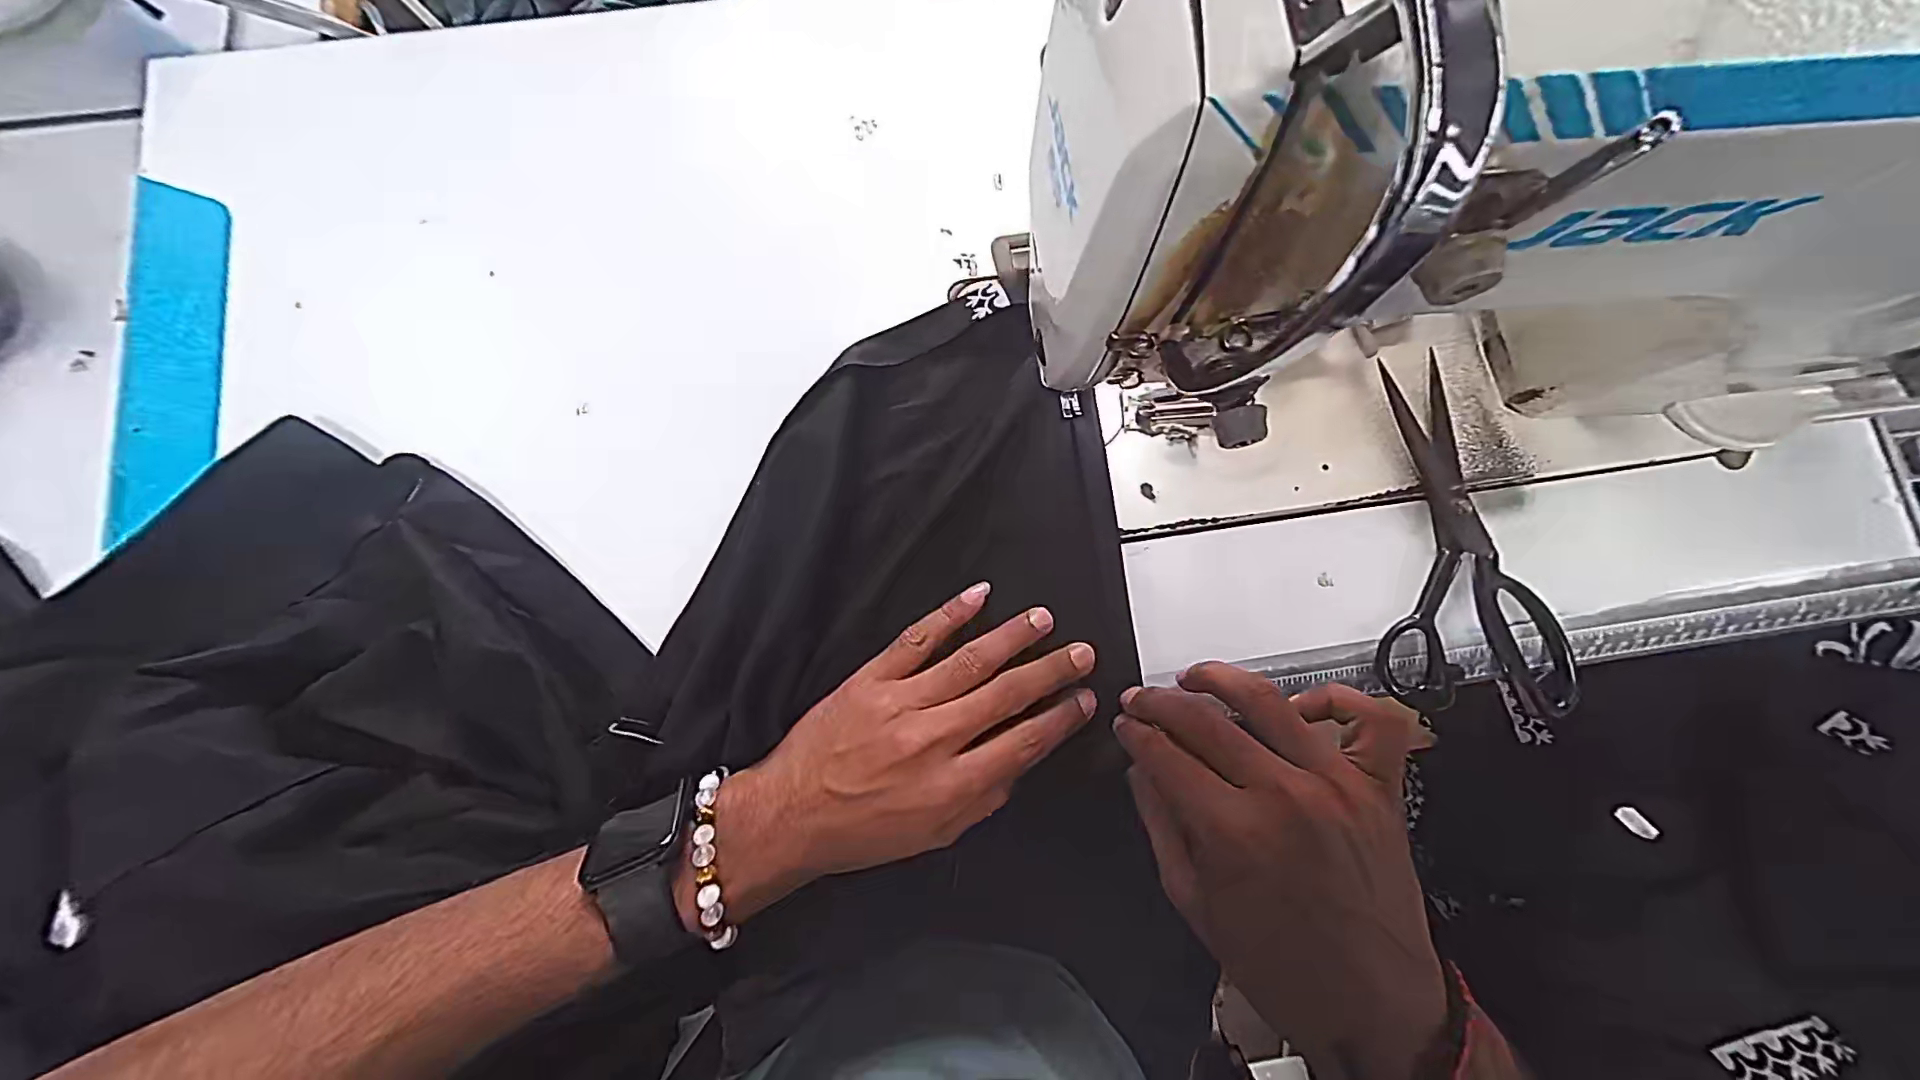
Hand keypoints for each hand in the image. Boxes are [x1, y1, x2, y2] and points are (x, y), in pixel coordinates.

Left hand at [675, 582, 1096, 928]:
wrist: (790, 814)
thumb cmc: (858, 830)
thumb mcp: (933, 835)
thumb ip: (983, 800)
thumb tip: (1017, 764)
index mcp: (952, 783)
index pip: (1025, 740)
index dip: (1061, 717)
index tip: (1082, 699)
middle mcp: (933, 738)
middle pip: (1007, 693)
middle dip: (1052, 670)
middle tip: (1079, 653)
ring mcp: (901, 702)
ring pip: (971, 659)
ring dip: (1013, 637)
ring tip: (1043, 620)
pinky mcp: (872, 679)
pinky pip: (918, 639)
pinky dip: (950, 615)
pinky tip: (977, 598)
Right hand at [1114, 663, 1440, 1079]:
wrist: (1373, 1011)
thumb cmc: (1283, 969)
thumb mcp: (1194, 902)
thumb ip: (1160, 825)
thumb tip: (1141, 771)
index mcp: (1232, 833)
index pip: (1163, 752)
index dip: (1133, 732)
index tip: (1125, 725)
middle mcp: (1284, 799)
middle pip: (1202, 718)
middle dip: (1158, 702)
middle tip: (1142, 700)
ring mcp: (1337, 787)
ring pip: (1268, 700)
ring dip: (1220, 678)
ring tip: (1195, 678)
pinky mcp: (1378, 791)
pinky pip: (1368, 719)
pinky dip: (1336, 698)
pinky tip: (1300, 703)